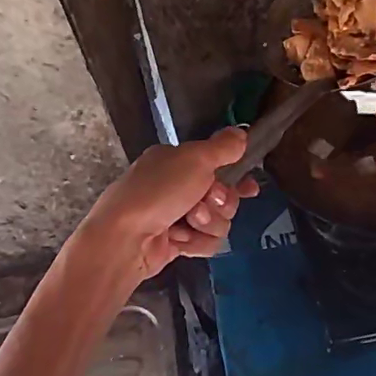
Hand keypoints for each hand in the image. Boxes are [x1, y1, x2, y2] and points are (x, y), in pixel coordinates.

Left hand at [83, 126, 260, 279]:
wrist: (125, 238)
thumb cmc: (158, 191)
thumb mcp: (195, 159)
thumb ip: (223, 147)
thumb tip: (241, 132)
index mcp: (176, 161)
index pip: (217, 165)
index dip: (237, 177)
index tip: (250, 187)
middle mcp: (176, 186)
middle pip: (224, 196)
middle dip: (220, 203)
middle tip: (205, 201)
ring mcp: (176, 216)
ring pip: (218, 222)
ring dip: (208, 223)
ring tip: (188, 222)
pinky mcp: (176, 243)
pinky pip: (205, 243)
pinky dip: (196, 242)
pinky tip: (180, 240)